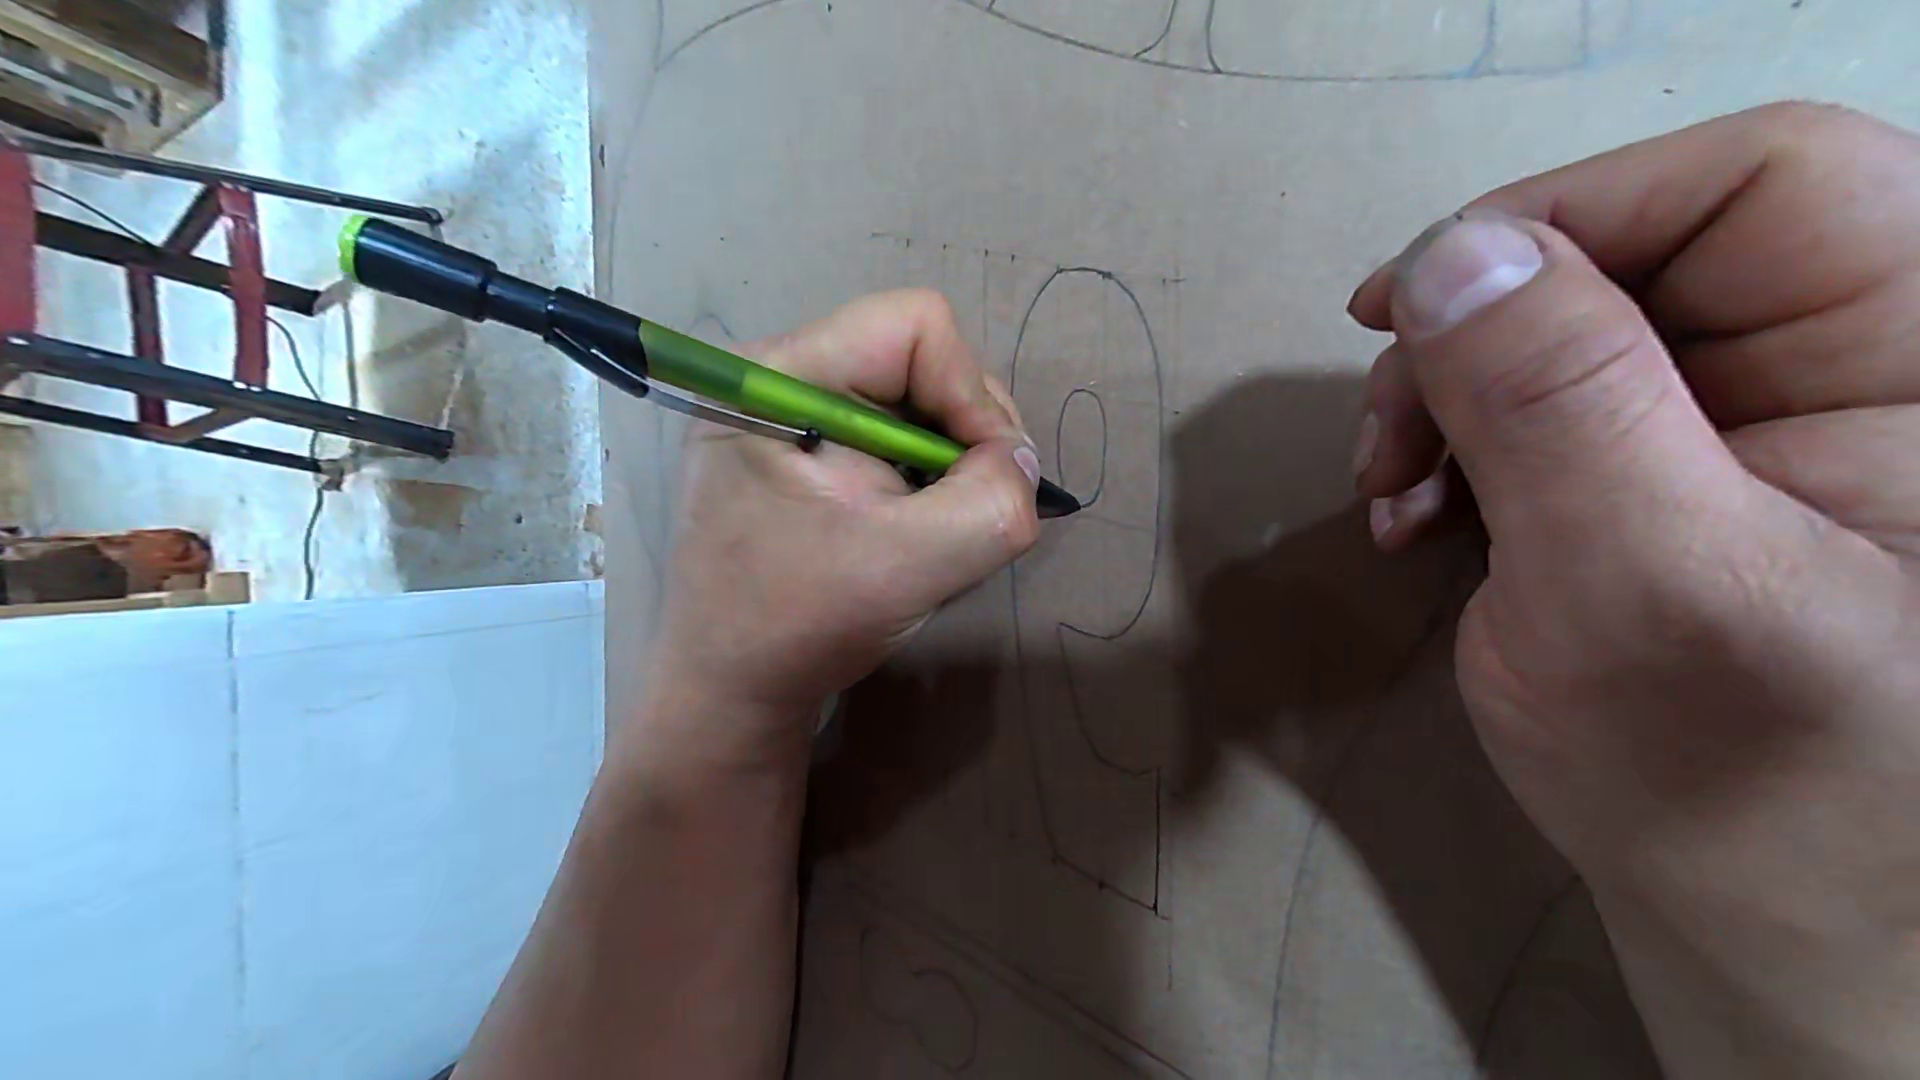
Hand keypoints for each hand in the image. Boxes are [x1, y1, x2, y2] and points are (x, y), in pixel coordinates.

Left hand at [633, 290, 1041, 768]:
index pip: (915, 328)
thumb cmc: (791, 628)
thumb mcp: (897, 571)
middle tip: (978, 511)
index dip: (972, 394)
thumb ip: (985, 510)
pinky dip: (939, 487)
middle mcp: (792, 381)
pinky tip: (922, 533)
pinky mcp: (823, 458)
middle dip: (971, 436)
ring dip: (958, 469)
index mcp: (782, 376)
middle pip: (926, 361)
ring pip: (925, 406)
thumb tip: (1025, 463)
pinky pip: (909, 443)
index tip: (992, 474)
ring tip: (941, 533)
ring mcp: (807, 421)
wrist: (734, 691)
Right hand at [1349, 104, 1919, 1075]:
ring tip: (1392, 504)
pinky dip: (1442, 453)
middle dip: (1456, 352)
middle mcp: (1845, 365)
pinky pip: (1519, 408)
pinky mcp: (1650, 469)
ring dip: (1433, 410)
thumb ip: (1550, 404)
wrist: (1756, 913)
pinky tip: (1415, 517)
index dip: (1547, 220)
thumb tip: (1447, 256)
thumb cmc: (1731, 779)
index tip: (1391, 307)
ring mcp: (1735, 422)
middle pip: (1608, 266)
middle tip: (1382, 454)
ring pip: (1539, 340)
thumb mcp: (1630, 584)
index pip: (1740, 186)